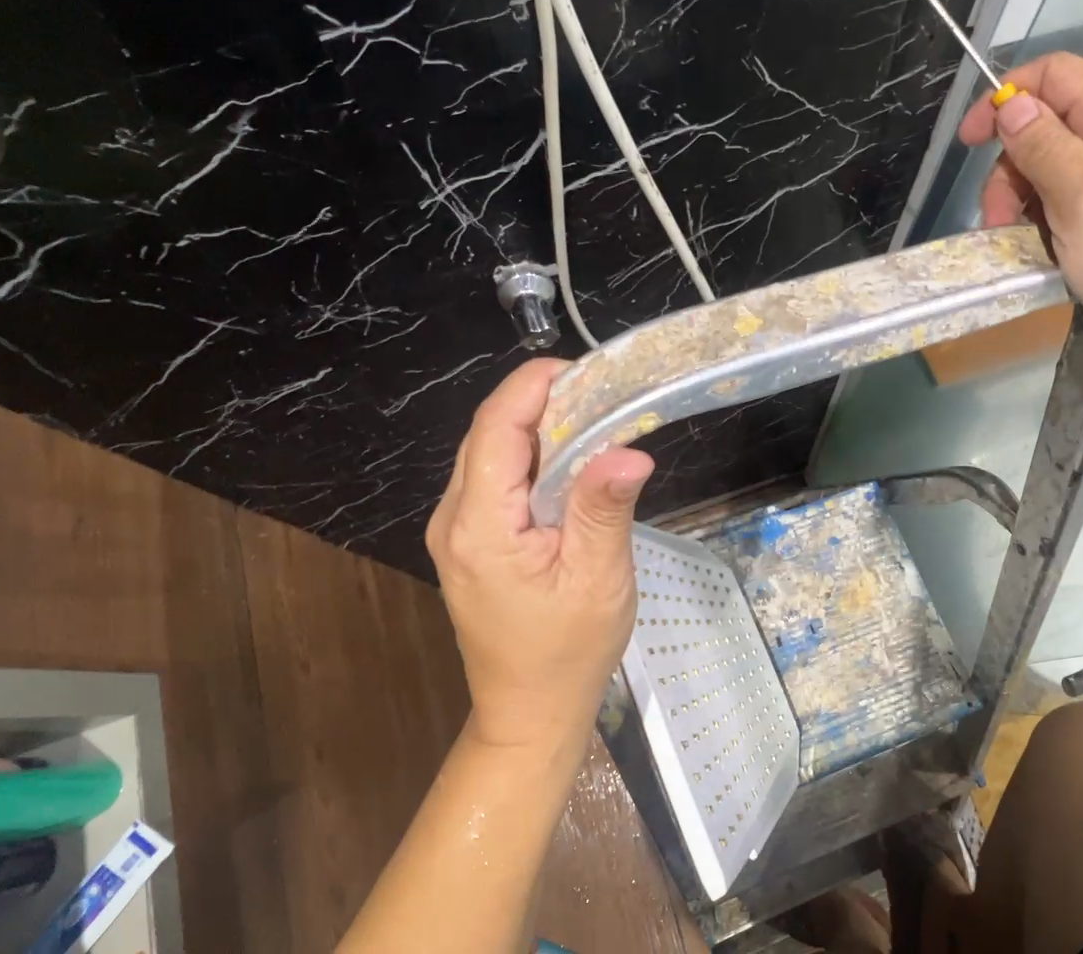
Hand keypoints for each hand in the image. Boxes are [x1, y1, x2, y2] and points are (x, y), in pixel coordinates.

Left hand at [426, 359, 653, 752]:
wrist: (530, 711)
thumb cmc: (567, 651)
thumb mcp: (597, 578)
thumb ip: (604, 508)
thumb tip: (629, 449)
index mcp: (479, 525)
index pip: (495, 428)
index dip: (534, 386)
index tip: (586, 371)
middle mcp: (453, 519)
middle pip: (488, 434)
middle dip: (541, 402)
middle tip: (602, 395)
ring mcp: (455, 531)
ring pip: (489, 453)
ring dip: (537, 429)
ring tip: (594, 421)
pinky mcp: (469, 542)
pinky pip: (494, 481)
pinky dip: (531, 459)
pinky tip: (570, 464)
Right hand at [957, 53, 1082, 363]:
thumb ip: (1044, 145)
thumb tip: (1012, 105)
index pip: (1053, 75)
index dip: (1006, 97)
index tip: (970, 142)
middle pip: (1043, 130)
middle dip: (1008, 170)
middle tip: (998, 219)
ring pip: (1046, 174)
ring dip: (1020, 205)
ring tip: (1018, 244)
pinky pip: (1062, 209)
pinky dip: (1040, 228)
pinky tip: (1040, 254)